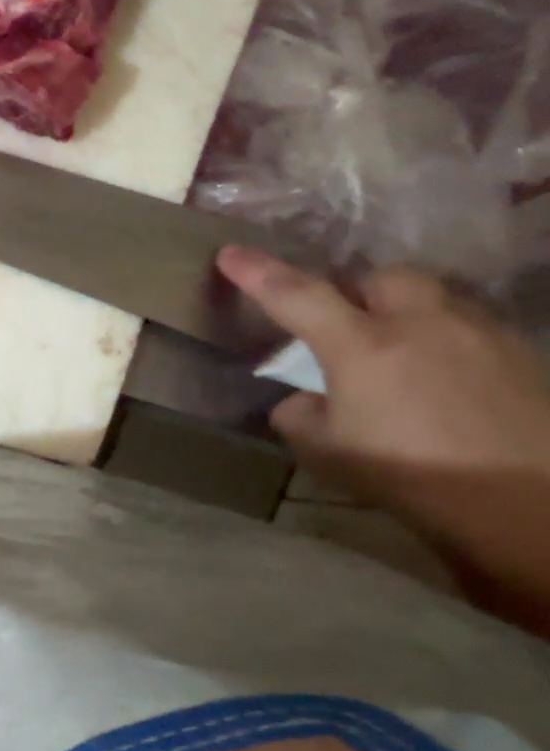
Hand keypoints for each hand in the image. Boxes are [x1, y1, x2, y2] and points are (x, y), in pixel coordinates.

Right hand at [220, 245, 549, 614]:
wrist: (522, 498)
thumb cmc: (405, 472)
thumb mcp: (322, 449)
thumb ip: (301, 411)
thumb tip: (307, 398)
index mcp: (362, 346)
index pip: (296, 295)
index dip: (258, 272)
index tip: (230, 252)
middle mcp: (421, 324)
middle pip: (382, 277)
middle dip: (355, 287)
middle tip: (337, 317)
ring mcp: (478, 333)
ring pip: (431, 296)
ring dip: (401, 310)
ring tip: (391, 347)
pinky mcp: (518, 352)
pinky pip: (466, 325)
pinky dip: (439, 337)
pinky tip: (437, 375)